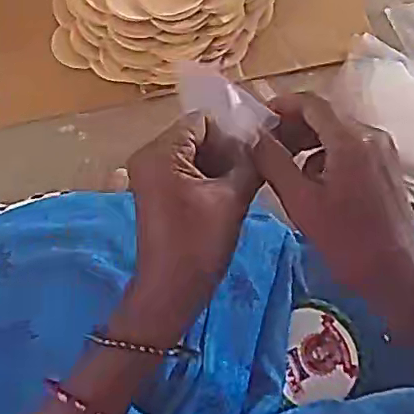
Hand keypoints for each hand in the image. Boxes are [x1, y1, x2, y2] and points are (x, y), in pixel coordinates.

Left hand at [118, 113, 262, 344]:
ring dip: (219, 164)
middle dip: (226, 149)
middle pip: (196, 134)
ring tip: (243, 183)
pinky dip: (207, 176)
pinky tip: (227, 193)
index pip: (202, 121)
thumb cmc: (199, 244)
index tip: (255, 153)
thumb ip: (250, 162)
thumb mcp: (232, 198)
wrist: (170, 293)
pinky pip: (185, 168)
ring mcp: (148, 173)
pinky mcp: (155, 189)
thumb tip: (265, 142)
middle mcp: (148, 155)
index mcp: (160, 152)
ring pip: (193, 152)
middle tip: (252, 169)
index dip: (231, 133)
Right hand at [251, 93, 413, 336]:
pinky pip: (350, 147)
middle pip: (325, 115)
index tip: (258, 120)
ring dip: (308, 141)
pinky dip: (327, 154)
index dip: (281, 106)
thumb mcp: (301, 202)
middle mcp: (371, 135)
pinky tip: (312, 181)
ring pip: (337, 132)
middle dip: (292, 126)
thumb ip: (273, 162)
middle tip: (266, 147)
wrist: (398, 276)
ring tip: (284, 165)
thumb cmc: (347, 240)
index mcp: (350, 139)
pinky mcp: (387, 166)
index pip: (311, 103)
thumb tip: (254, 136)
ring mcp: (383, 150)